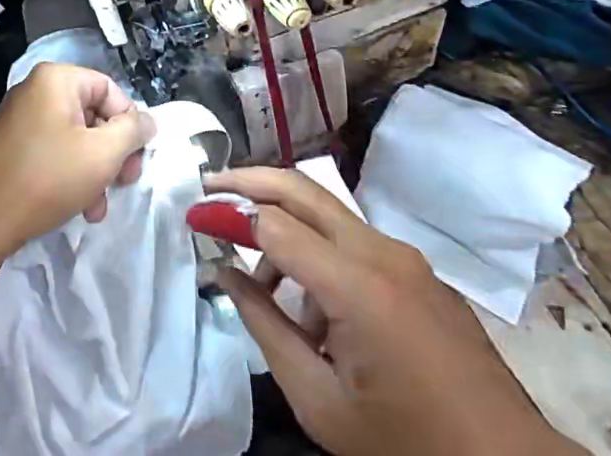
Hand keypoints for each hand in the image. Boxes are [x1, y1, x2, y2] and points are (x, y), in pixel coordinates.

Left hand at [0, 63, 155, 263]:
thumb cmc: (47, 177)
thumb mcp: (102, 154)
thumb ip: (132, 132)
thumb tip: (148, 120)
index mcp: (56, 79)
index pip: (110, 90)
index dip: (130, 123)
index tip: (137, 158)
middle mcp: (35, 90)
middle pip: (93, 114)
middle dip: (113, 153)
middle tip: (124, 183)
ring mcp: (20, 118)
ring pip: (76, 138)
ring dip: (95, 171)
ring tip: (97, 208)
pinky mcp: (11, 146)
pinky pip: (53, 151)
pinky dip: (71, 175)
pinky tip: (78, 208)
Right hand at [206, 167, 582, 455]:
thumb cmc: (410, 447)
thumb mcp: (322, 403)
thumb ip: (266, 329)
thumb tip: (228, 274)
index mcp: (357, 285)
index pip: (274, 224)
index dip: (228, 215)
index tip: (191, 217)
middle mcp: (382, 253)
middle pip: (302, 190)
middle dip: (250, 182)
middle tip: (209, 188)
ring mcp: (407, 258)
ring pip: (327, 215)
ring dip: (285, 228)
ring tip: (263, 289)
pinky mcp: (419, 272)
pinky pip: (354, 242)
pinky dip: (317, 252)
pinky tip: (314, 310)